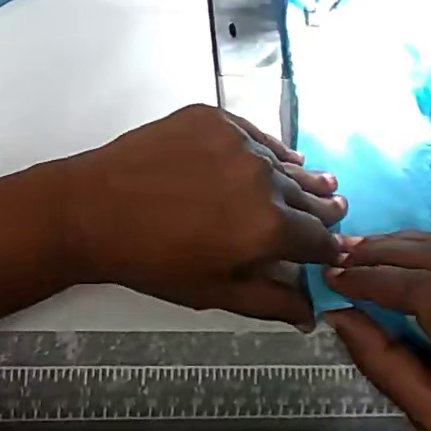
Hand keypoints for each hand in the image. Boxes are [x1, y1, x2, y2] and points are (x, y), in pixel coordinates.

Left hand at [56, 105, 344, 324]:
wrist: (93, 209)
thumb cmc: (152, 260)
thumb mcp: (214, 291)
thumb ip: (269, 300)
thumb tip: (310, 312)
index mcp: (269, 227)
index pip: (319, 238)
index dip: (331, 248)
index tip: (336, 249)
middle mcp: (263, 178)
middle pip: (309, 197)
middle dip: (323, 210)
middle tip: (337, 209)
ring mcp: (239, 141)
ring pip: (285, 164)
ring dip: (302, 179)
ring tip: (321, 182)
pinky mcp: (214, 118)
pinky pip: (255, 134)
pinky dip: (269, 150)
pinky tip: (279, 155)